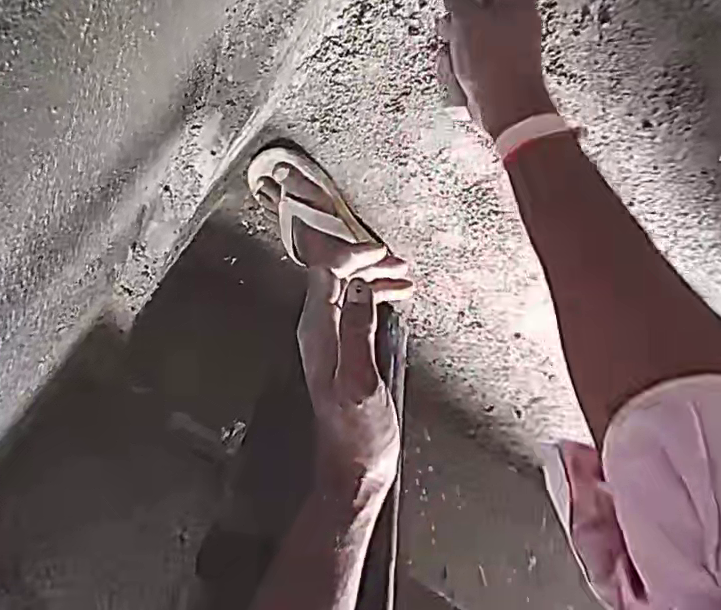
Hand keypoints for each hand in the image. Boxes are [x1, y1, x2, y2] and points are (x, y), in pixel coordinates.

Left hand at [297, 268, 409, 500]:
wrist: (354, 467)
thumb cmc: (358, 432)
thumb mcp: (361, 379)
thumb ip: (356, 329)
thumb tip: (357, 286)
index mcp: (317, 330)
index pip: (326, 274)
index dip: (351, 256)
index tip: (379, 252)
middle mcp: (317, 329)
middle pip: (335, 277)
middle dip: (366, 264)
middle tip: (398, 263)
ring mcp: (327, 337)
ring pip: (346, 291)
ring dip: (373, 279)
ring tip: (403, 276)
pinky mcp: (340, 347)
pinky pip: (353, 308)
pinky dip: (374, 297)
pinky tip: (393, 298)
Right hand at [437, 0, 557, 137]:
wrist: (505, 107)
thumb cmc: (494, 62)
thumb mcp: (467, 20)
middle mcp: (515, 16)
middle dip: (456, 9)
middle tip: (450, 20)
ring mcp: (505, 39)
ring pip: (468, 26)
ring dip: (453, 36)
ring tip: (453, 51)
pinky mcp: (493, 60)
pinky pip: (467, 51)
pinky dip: (457, 59)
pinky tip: (458, 69)